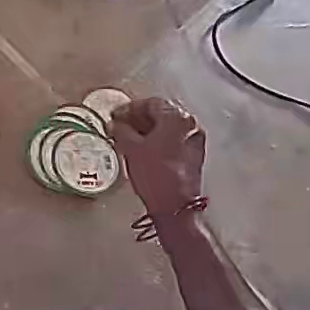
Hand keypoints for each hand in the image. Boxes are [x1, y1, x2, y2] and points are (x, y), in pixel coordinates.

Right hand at [112, 97, 205, 221]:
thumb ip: (120, 131)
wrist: (174, 206)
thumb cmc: (155, 173)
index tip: (116, 115)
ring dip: (148, 130)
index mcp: (177, 118)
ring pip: (167, 128)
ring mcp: (194, 141)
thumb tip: (115, 125)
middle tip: (120, 125)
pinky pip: (173, 141)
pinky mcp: (193, 157)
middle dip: (139, 119)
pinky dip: (158, 141)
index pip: (151, 103)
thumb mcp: (131, 148)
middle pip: (162, 114)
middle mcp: (190, 126)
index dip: (129, 108)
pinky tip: (143, 150)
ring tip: (128, 139)